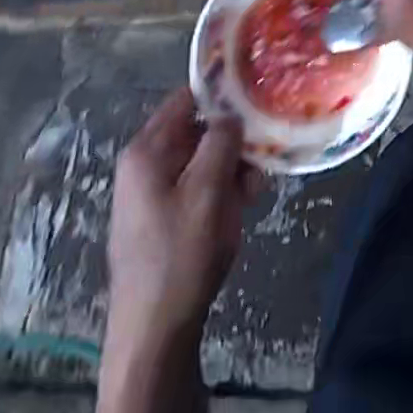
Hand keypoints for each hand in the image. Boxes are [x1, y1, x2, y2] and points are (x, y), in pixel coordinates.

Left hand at [105, 89, 253, 358]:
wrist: (157, 323)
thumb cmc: (182, 250)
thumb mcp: (209, 189)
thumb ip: (221, 141)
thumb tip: (231, 112)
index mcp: (147, 151)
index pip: (187, 97)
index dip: (223, 90)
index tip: (261, 89)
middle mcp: (148, 162)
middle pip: (201, 127)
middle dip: (236, 136)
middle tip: (265, 150)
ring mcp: (157, 188)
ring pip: (208, 155)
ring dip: (236, 163)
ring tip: (255, 185)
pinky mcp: (169, 210)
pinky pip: (204, 180)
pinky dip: (227, 184)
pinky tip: (244, 201)